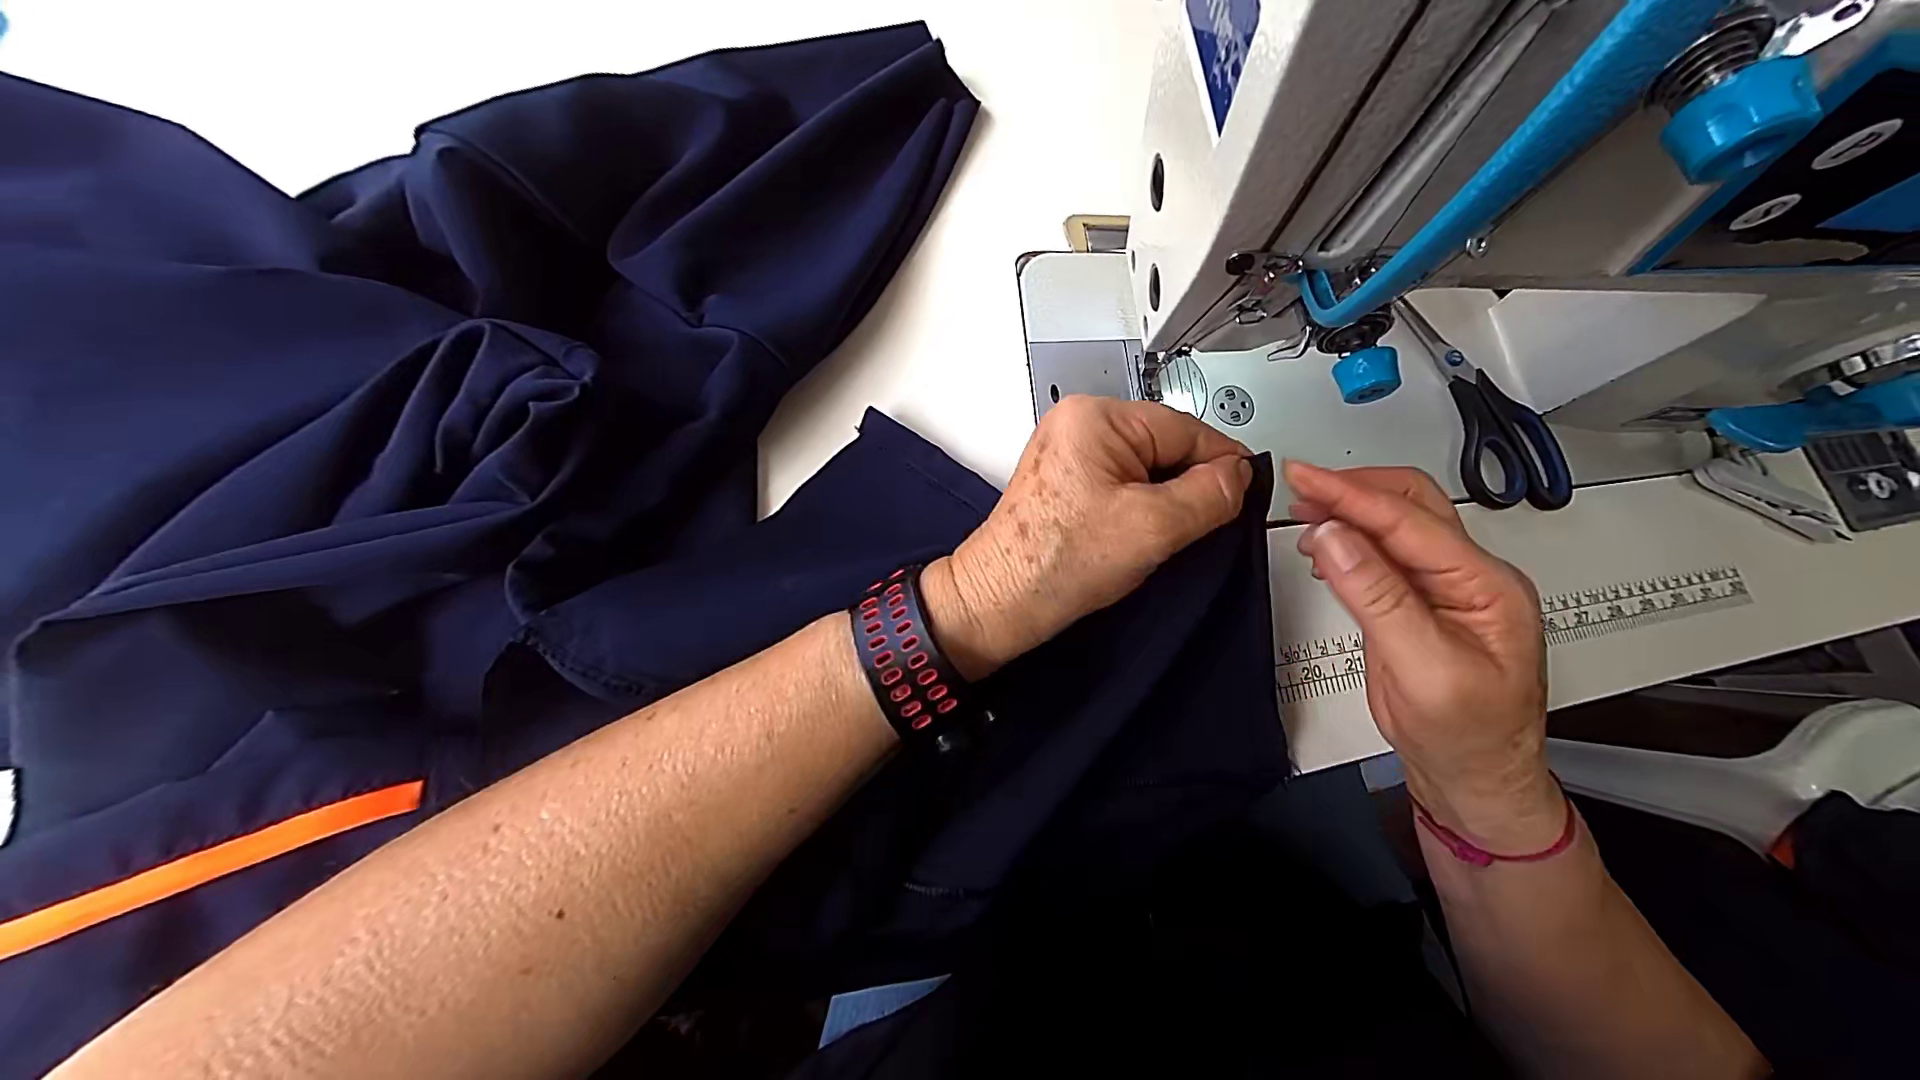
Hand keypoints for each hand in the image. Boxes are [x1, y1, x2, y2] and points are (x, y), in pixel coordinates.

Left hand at [920, 395, 1253, 679]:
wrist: (1000, 602)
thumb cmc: (1050, 562)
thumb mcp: (1153, 527)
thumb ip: (1210, 495)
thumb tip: (1238, 475)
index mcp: (1095, 417)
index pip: (1189, 428)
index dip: (1222, 466)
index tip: (1242, 496)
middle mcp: (1078, 426)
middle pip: (1168, 449)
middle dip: (1185, 490)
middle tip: (1182, 531)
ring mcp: (1070, 455)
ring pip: (1149, 473)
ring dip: (1161, 506)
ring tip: (1143, 540)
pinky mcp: (1068, 484)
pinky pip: (1124, 488)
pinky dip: (1138, 514)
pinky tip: (1127, 540)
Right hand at [1284, 462, 1561, 849]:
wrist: (1471, 775)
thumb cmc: (1468, 733)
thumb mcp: (1423, 666)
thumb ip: (1378, 597)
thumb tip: (1335, 538)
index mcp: (1484, 585)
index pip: (1408, 521)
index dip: (1351, 495)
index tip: (1303, 477)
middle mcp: (1466, 576)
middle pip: (1411, 503)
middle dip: (1353, 489)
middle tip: (1300, 486)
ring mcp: (1439, 586)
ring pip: (1393, 523)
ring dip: (1347, 509)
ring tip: (1303, 507)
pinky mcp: (1412, 600)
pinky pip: (1379, 551)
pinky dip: (1346, 537)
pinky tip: (1323, 541)